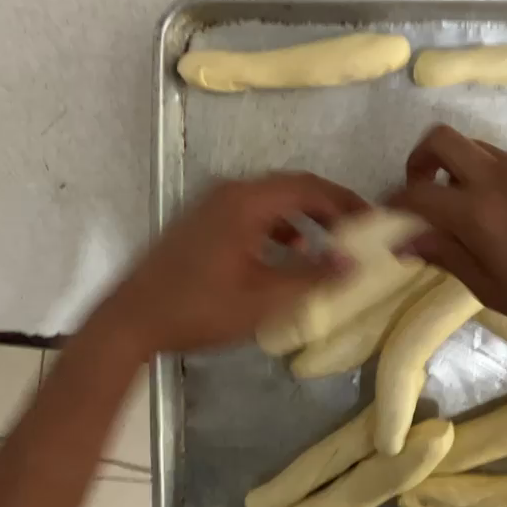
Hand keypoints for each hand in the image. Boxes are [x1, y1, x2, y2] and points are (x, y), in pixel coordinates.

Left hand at [87, 172, 366, 355]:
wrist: (131, 320)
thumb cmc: (199, 308)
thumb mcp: (265, 298)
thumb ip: (313, 277)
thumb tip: (356, 263)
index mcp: (247, 202)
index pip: (310, 187)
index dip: (346, 201)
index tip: (374, 220)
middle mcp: (230, 192)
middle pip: (292, 187)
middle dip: (329, 207)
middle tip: (357, 230)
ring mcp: (213, 203)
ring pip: (272, 199)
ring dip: (304, 217)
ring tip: (328, 244)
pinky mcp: (203, 219)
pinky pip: (253, 210)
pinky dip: (279, 225)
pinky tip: (288, 252)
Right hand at [386, 125, 506, 354]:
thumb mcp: (489, 287)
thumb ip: (445, 253)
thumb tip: (404, 239)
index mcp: (475, 209)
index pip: (415, 194)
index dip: (394, 206)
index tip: (389, 221)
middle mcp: (497, 176)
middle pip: (441, 140)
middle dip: (420, 161)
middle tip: (422, 193)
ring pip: (478, 148)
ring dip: (459, 168)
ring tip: (466, 208)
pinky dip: (492, 176)